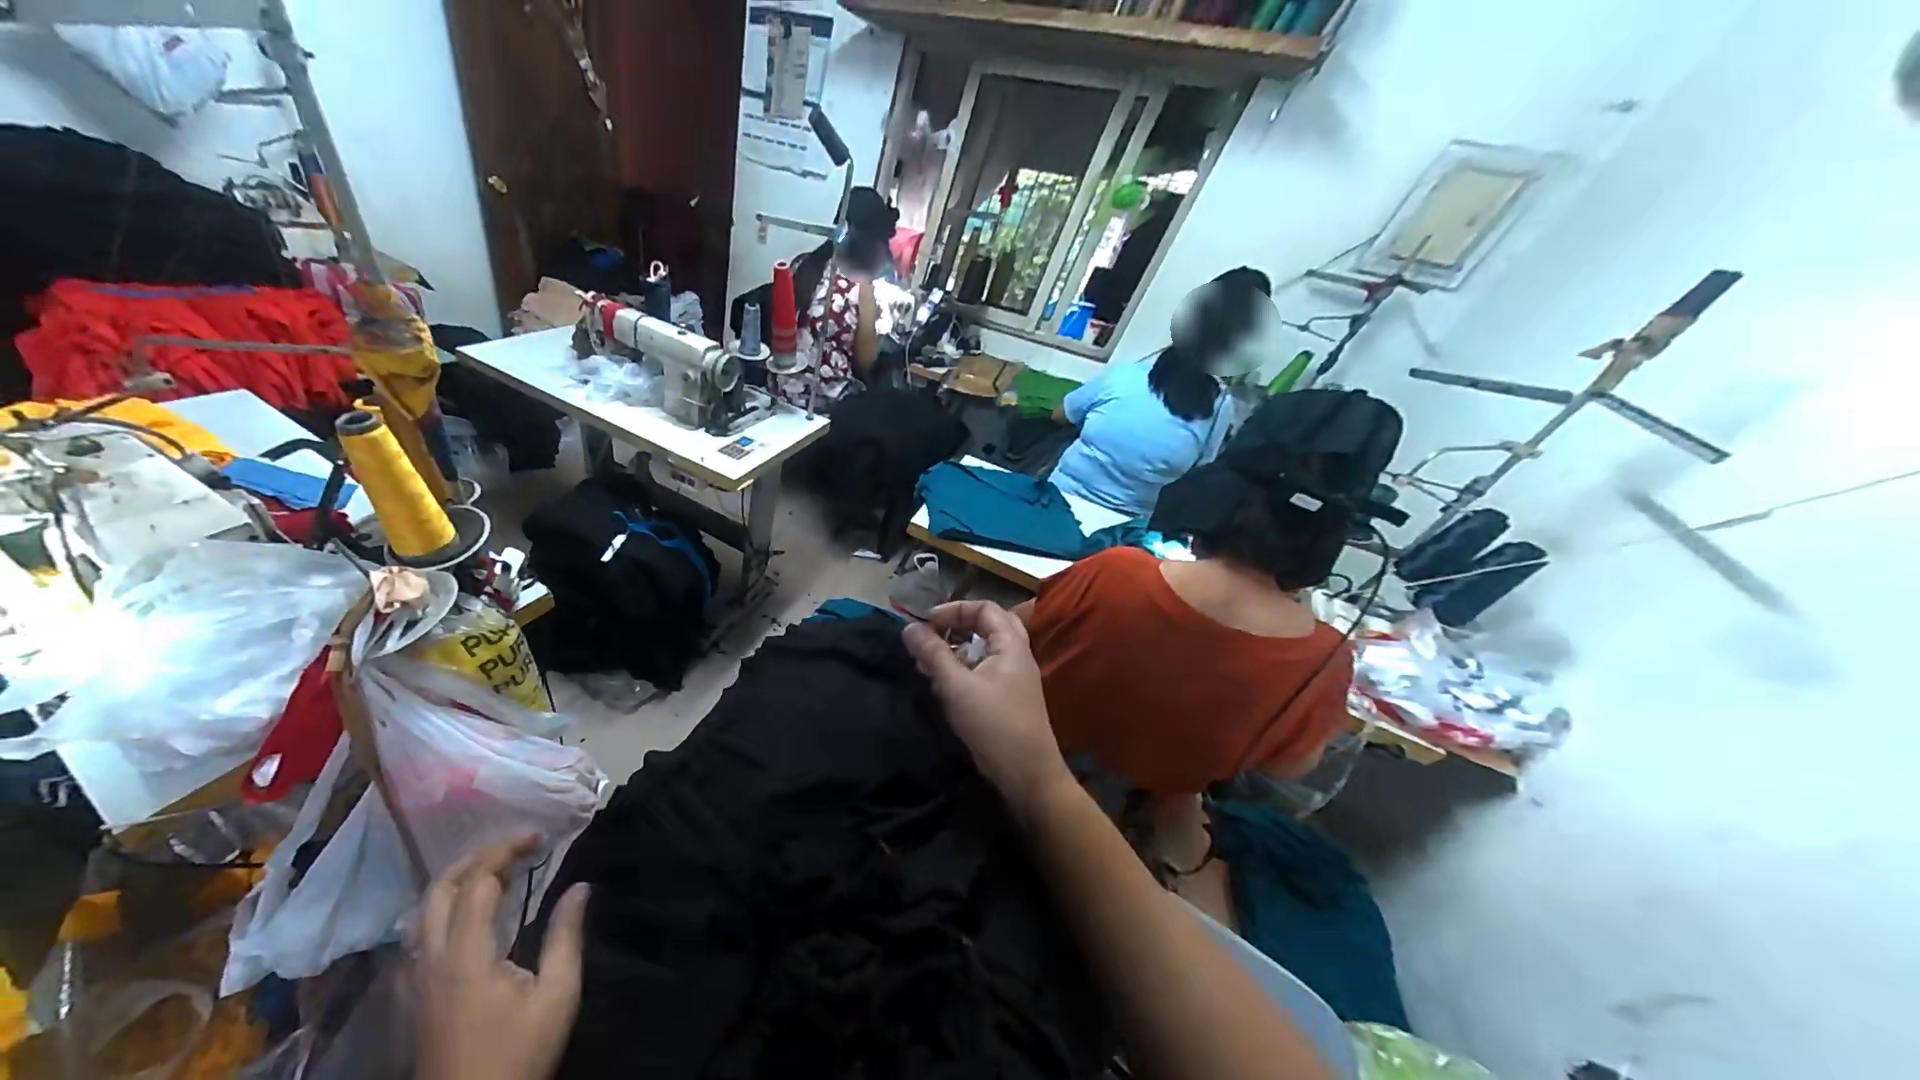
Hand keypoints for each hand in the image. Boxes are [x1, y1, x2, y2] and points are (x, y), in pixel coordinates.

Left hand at [414, 836, 588, 1079]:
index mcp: (466, 955)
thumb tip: (580, 886)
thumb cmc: (518, 1051)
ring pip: (422, 913)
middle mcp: (431, 960)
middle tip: (515, 848)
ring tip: (497, 875)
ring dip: (457, 882)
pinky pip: (418, 937)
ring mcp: (414, 980)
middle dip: (476, 859)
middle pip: (438, 890)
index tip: (538, 836)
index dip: (505, 851)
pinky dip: (444, 910)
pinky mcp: (411, 997)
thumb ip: (567, 935)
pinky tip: (470, 917)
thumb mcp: (557, 993)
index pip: (477, 883)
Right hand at [903, 601, 1072, 815]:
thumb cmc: (994, 725)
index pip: (985, 608)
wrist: (1028, 775)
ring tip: (926, 664)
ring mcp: (1014, 677)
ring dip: (955, 651)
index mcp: (1011, 645)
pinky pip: (983, 671)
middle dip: (955, 628)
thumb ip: (932, 654)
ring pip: (983, 651)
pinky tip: (941, 686)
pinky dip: (962, 671)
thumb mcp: (957, 687)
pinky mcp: (1008, 698)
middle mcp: (1017, 655)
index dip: (954, 609)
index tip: (925, 622)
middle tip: (929, 638)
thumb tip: (908, 627)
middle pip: (986, 626)